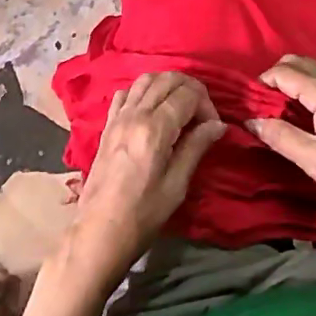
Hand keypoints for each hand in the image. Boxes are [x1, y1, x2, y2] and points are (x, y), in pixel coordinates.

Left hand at [70, 72, 228, 275]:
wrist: (98, 235)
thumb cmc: (142, 216)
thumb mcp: (176, 185)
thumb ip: (196, 147)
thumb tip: (218, 125)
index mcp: (155, 129)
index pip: (188, 95)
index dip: (206, 105)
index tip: (212, 127)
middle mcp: (135, 115)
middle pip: (168, 79)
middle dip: (191, 88)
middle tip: (201, 112)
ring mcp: (118, 118)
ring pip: (146, 79)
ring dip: (168, 84)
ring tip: (180, 105)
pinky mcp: (107, 126)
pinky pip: (126, 93)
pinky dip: (143, 91)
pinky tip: (152, 109)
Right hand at [245, 56, 315, 235]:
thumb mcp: (315, 161)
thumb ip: (281, 138)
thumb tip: (251, 121)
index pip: (284, 72)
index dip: (261, 84)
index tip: (246, 104)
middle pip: (298, 63)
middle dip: (275, 77)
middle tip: (261, 107)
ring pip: (312, 70)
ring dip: (291, 81)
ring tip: (276, 111)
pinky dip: (306, 87)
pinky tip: (301, 114)